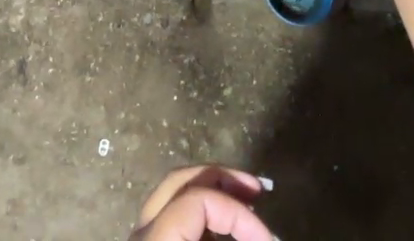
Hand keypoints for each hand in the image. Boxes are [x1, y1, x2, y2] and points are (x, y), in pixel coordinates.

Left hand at [129, 164, 274, 240]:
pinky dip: (202, 215)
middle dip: (223, 179)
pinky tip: (225, 230)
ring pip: (174, 196)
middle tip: (259, 190)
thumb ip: (234, 239)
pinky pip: (174, 218)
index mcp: (154, 237)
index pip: (198, 199)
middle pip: (181, 181)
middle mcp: (141, 230)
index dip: (237, 212)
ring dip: (214, 193)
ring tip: (248, 203)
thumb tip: (272, 235)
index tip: (269, 237)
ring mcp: (141, 237)